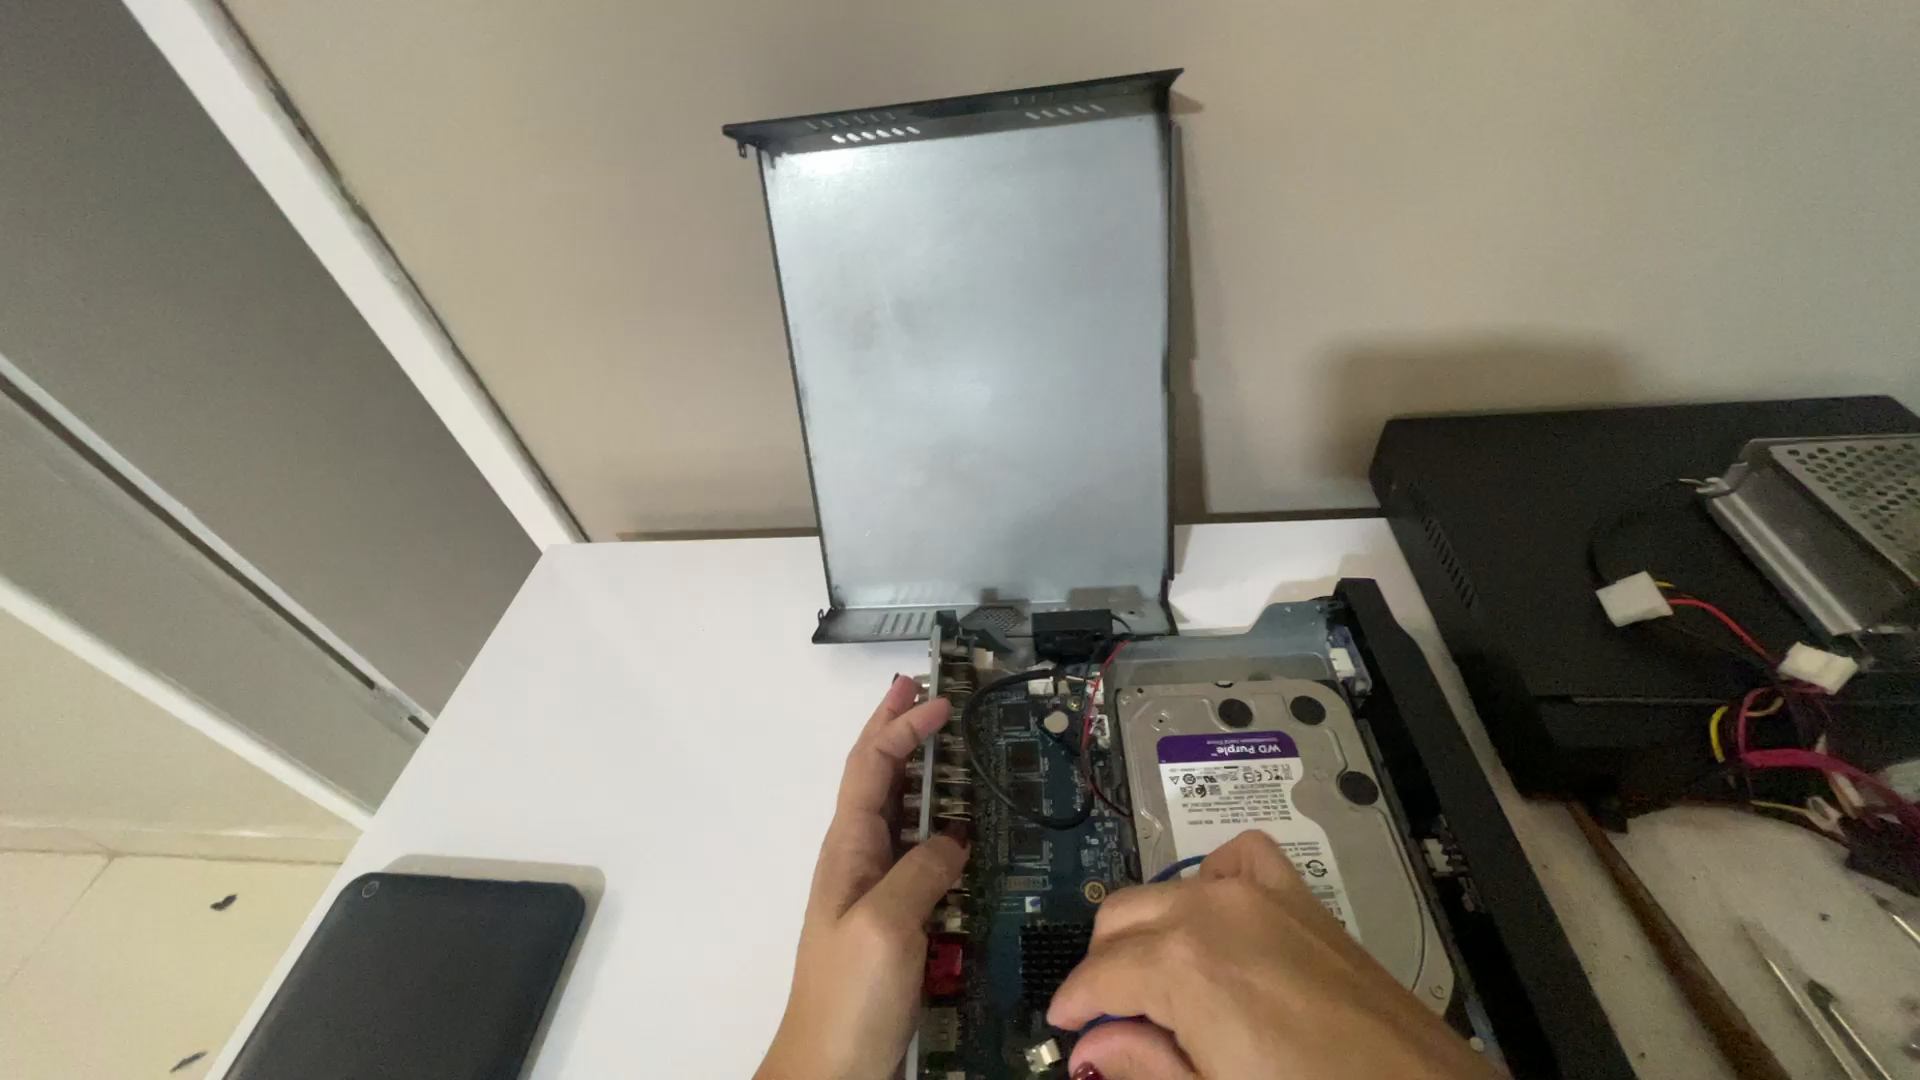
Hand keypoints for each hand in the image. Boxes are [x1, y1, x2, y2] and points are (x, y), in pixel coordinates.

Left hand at [756, 676, 969, 1079]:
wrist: (830, 1069)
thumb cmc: (849, 994)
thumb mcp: (886, 924)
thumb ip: (920, 869)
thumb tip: (953, 836)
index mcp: (848, 845)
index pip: (871, 765)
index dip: (900, 726)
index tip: (938, 700)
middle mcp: (858, 852)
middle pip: (877, 773)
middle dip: (896, 726)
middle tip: (924, 690)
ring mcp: (875, 880)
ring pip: (898, 804)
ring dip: (916, 763)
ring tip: (941, 735)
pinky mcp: (895, 908)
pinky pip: (917, 845)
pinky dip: (935, 814)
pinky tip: (956, 814)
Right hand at [1048, 830, 1497, 1079]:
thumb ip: (1143, 1066)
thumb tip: (1089, 1048)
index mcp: (1184, 964)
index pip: (1100, 973)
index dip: (1075, 1004)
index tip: (1065, 1028)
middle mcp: (1210, 909)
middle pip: (1121, 918)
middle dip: (1103, 966)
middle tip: (1110, 1022)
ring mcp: (1258, 894)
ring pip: (1165, 890)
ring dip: (1147, 930)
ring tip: (1158, 985)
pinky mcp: (1298, 896)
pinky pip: (1236, 859)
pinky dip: (1211, 881)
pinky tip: (1216, 920)